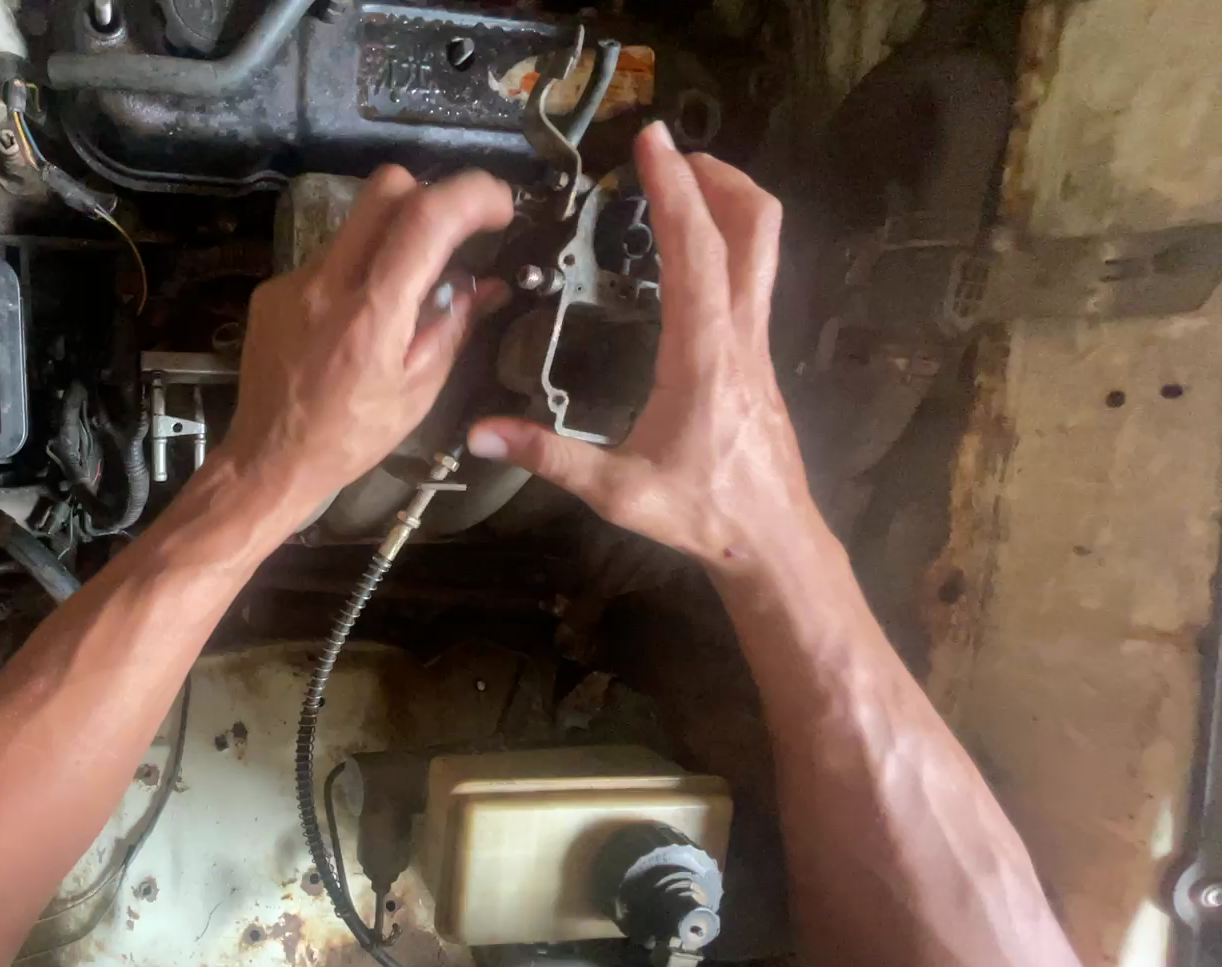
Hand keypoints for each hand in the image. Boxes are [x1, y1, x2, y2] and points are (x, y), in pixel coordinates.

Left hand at [218, 167, 512, 508]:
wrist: (269, 461)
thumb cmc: (349, 439)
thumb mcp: (416, 394)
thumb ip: (453, 329)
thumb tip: (488, 284)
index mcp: (371, 315)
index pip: (425, 217)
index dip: (473, 194)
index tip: (498, 207)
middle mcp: (325, 284)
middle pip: (384, 189)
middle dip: (430, 197)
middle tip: (450, 237)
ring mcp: (291, 283)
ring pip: (353, 225)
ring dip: (388, 242)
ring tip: (399, 295)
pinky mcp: (270, 292)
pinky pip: (325, 259)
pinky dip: (352, 272)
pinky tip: (352, 318)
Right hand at [466, 123, 817, 571]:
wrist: (772, 539)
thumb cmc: (698, 513)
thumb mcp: (613, 490)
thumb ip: (546, 457)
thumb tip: (478, 433)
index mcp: (704, 356)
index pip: (694, 252)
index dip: (673, 191)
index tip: (650, 143)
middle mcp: (740, 336)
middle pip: (754, 228)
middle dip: (717, 177)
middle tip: (669, 154)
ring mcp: (758, 345)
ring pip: (764, 250)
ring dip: (729, 204)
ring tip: (682, 188)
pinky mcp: (758, 360)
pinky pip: (752, 279)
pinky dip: (727, 244)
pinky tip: (690, 261)